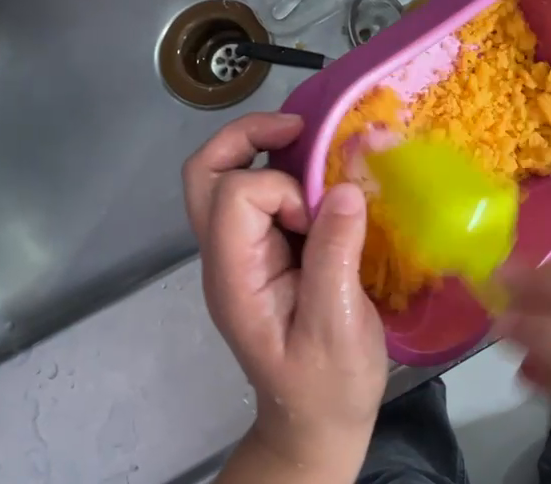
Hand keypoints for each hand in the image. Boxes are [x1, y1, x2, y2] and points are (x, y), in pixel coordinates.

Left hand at [184, 113, 386, 482]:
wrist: (317, 422)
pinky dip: (288, 169)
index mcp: (235, 275)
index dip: (282, 190)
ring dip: (266, 147)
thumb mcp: (337, 326)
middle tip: (299, 127)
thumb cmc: (327, 383)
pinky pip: (260, 191)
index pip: (235, 196)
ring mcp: (243, 251)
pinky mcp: (265, 250)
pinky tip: (323, 173)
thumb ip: (335, 256)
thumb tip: (345, 189)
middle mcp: (228, 255)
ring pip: (226, 175)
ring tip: (314, 142)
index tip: (318, 218)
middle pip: (204, 173)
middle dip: (247, 136)